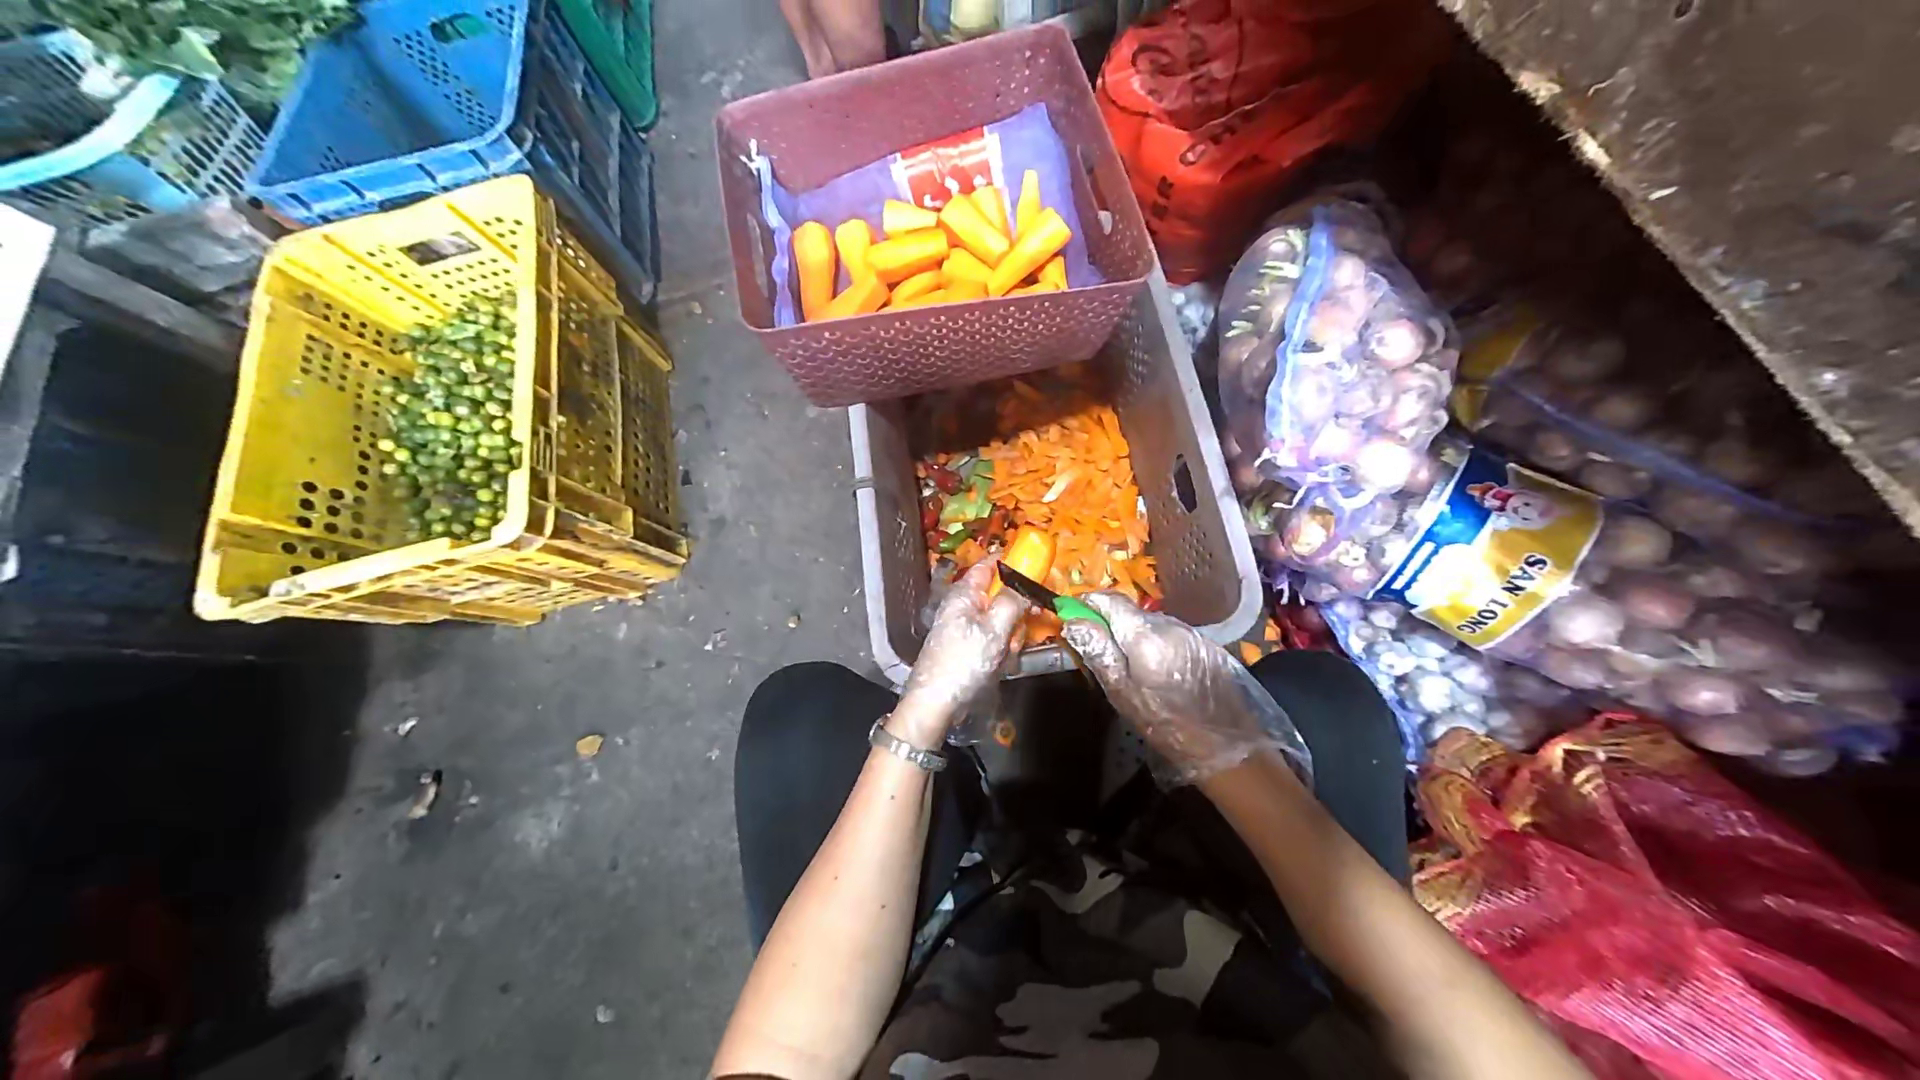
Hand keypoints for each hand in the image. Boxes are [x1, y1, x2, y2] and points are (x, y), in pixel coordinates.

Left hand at [894, 560, 1027, 746]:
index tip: (1036, 568)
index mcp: (965, 594)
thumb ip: (1013, 601)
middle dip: (1016, 612)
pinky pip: (996, 641)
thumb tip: (1026, 583)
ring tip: (1003, 654)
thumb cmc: (963, 661)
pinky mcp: (970, 648)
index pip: (989, 565)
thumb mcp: (994, 629)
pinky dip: (1001, 651)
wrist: (937, 702)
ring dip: (1010, 636)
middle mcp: (965, 606)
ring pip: (1003, 621)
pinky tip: (998, 664)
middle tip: (1022, 626)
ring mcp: (967, 628)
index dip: (1011, 563)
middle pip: (1002, 596)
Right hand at [1062, 592, 1311, 786]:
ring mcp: (1189, 631)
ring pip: (1148, 621)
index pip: (1109, 599)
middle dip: (1108, 622)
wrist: (1227, 745)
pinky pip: (1167, 633)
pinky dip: (1152, 642)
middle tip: (1095, 648)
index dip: (1087, 603)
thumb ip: (1098, 651)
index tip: (1072, 615)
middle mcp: (1168, 623)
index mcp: (1145, 633)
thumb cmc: (1165, 722)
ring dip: (1130, 633)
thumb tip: (1073, 621)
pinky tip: (1153, 669)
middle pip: (1129, 610)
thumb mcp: (1121, 692)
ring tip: (1124, 663)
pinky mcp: (1203, 643)